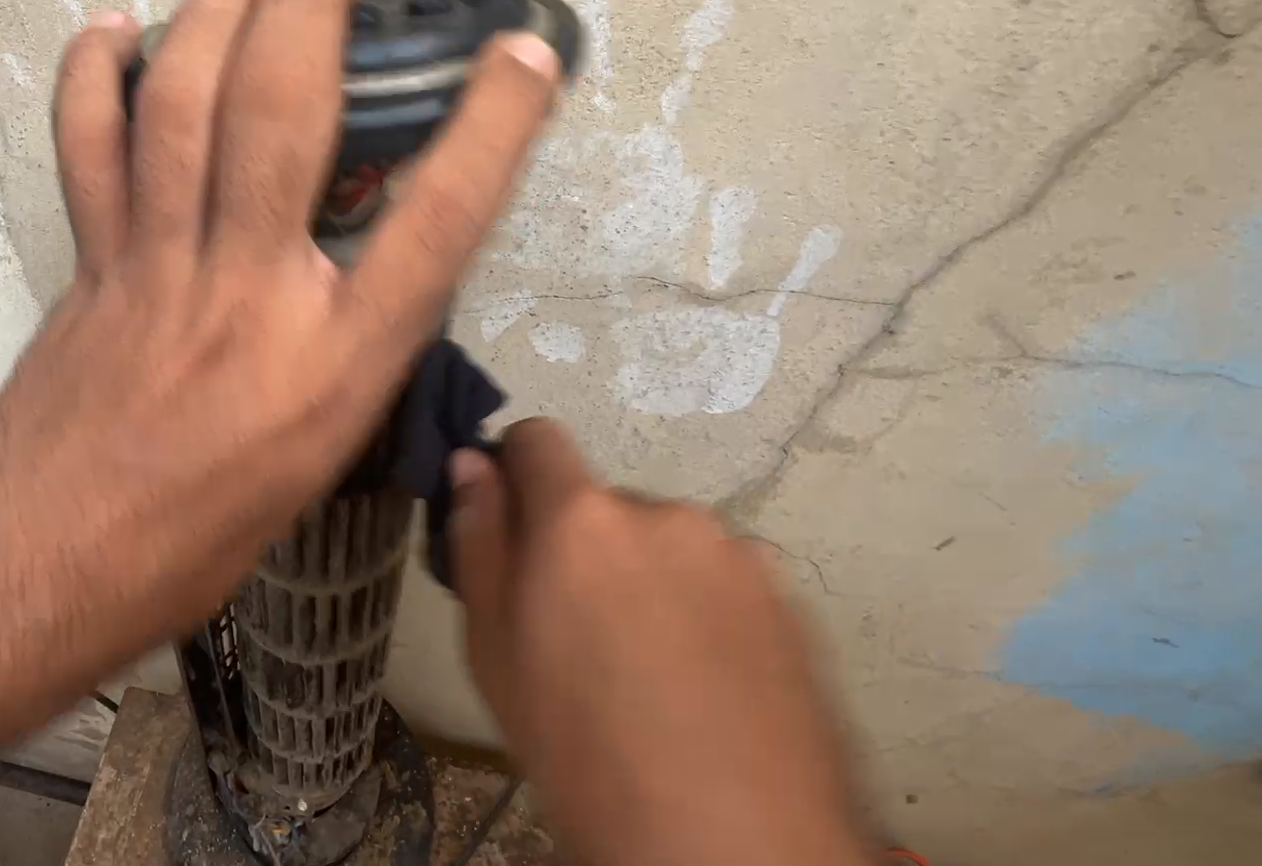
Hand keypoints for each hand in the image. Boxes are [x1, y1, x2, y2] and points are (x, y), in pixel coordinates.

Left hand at [0, 0, 563, 752]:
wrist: (41, 574)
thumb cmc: (193, 546)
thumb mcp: (312, 463)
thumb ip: (337, 360)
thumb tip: (344, 285)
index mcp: (332, 368)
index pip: (437, 227)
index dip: (491, 133)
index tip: (520, 60)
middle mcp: (251, 299)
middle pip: (281, 118)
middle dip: (306, 18)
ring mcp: (157, 273)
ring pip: (178, 110)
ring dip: (208, 24)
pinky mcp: (87, 271)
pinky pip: (86, 151)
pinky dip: (94, 80)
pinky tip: (112, 37)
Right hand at [449, 419, 869, 865]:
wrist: (732, 849)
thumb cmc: (581, 751)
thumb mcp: (495, 650)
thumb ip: (480, 540)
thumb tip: (471, 462)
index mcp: (581, 519)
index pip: (537, 437)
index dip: (514, 468)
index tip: (512, 523)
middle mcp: (663, 512)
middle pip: (602, 503)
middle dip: (582, 544)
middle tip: (580, 631)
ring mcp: (736, 552)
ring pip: (663, 542)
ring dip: (645, 575)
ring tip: (651, 666)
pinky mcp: (790, 597)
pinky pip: (721, 576)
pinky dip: (702, 606)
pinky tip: (704, 680)